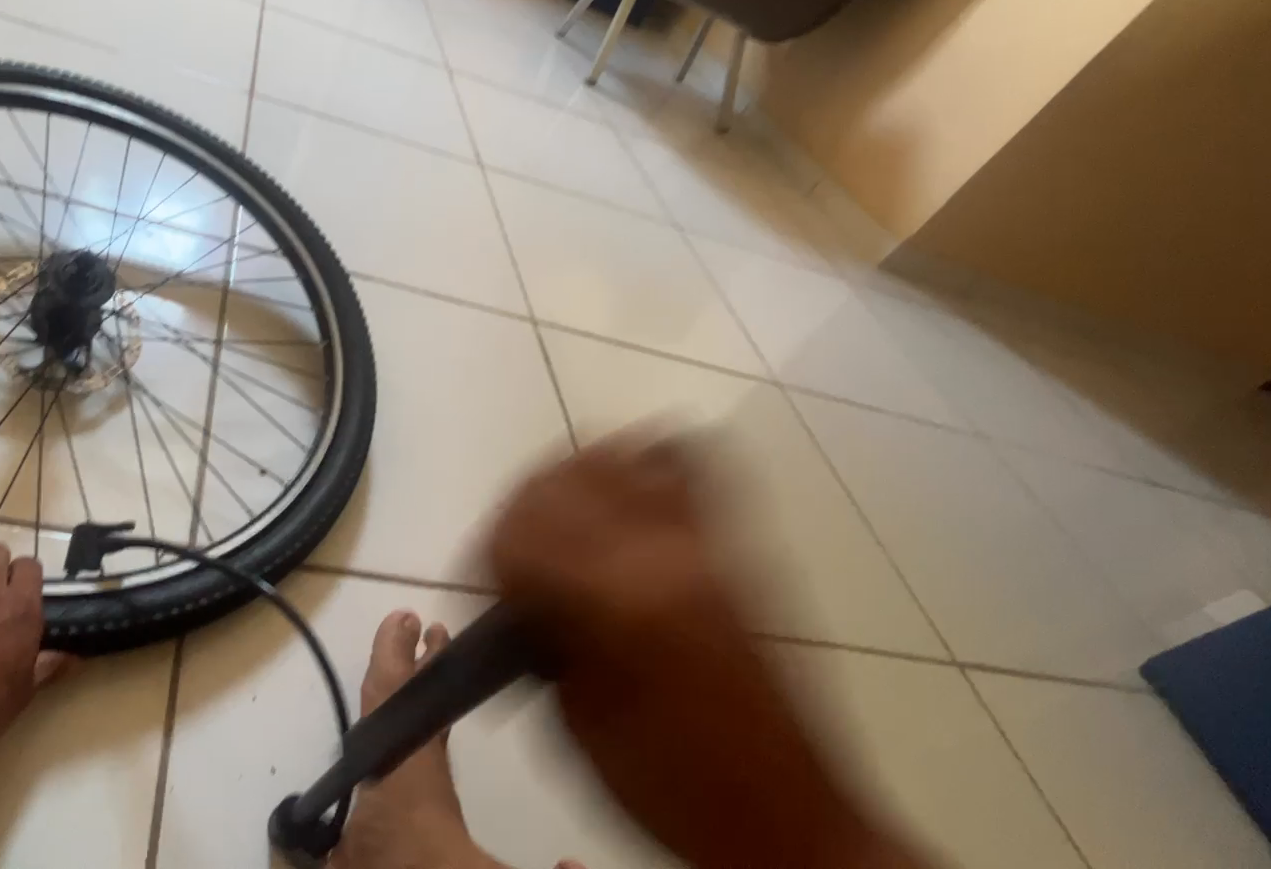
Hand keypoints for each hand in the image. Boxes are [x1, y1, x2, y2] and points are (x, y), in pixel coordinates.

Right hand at [489, 433, 924, 868]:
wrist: (786, 817)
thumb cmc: (670, 787)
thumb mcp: (577, 724)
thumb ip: (541, 633)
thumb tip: (515, 587)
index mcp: (616, 603)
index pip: (520, 532)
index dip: (488, 554)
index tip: (484, 586)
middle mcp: (660, 551)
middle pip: (559, 478)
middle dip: (520, 510)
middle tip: (512, 553)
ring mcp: (704, 539)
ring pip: (616, 453)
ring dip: (572, 477)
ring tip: (560, 518)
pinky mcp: (734, 544)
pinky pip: (687, 465)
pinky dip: (644, 460)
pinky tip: (623, 490)